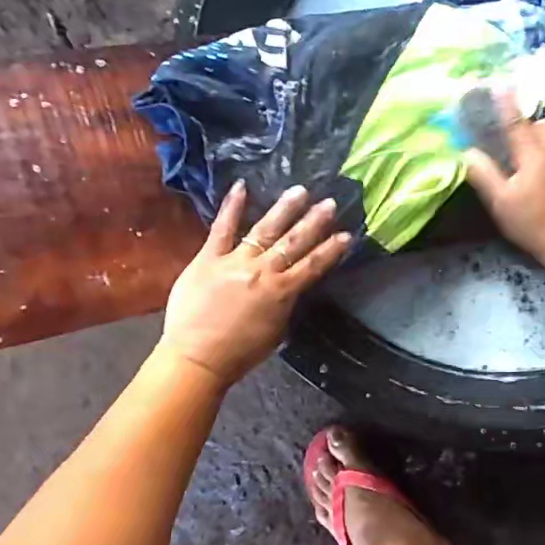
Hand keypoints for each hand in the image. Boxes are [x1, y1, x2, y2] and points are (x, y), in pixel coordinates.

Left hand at [158, 182, 352, 383]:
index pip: (313, 265)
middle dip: (314, 222)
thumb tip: (291, 284)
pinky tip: (242, 186)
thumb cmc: (240, 352)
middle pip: (293, 242)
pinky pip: (222, 228)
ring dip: (284, 209)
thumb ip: (285, 302)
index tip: (347, 234)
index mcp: (282, 292)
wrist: (196, 358)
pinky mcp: (208, 258)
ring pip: (265, 230)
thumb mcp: (276, 330)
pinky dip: (232, 206)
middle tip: (329, 203)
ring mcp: (235, 262)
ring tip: (300, 190)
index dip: (331, 249)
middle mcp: (263, 272)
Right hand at [463, 92, 544, 265]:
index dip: (506, 103)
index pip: (516, 121)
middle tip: (516, 142)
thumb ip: (484, 174)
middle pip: (543, 124)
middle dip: (530, 126)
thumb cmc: (532, 222)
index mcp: (532, 153)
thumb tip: (468, 152)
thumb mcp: (501, 202)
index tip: (499, 85)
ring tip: (535, 158)